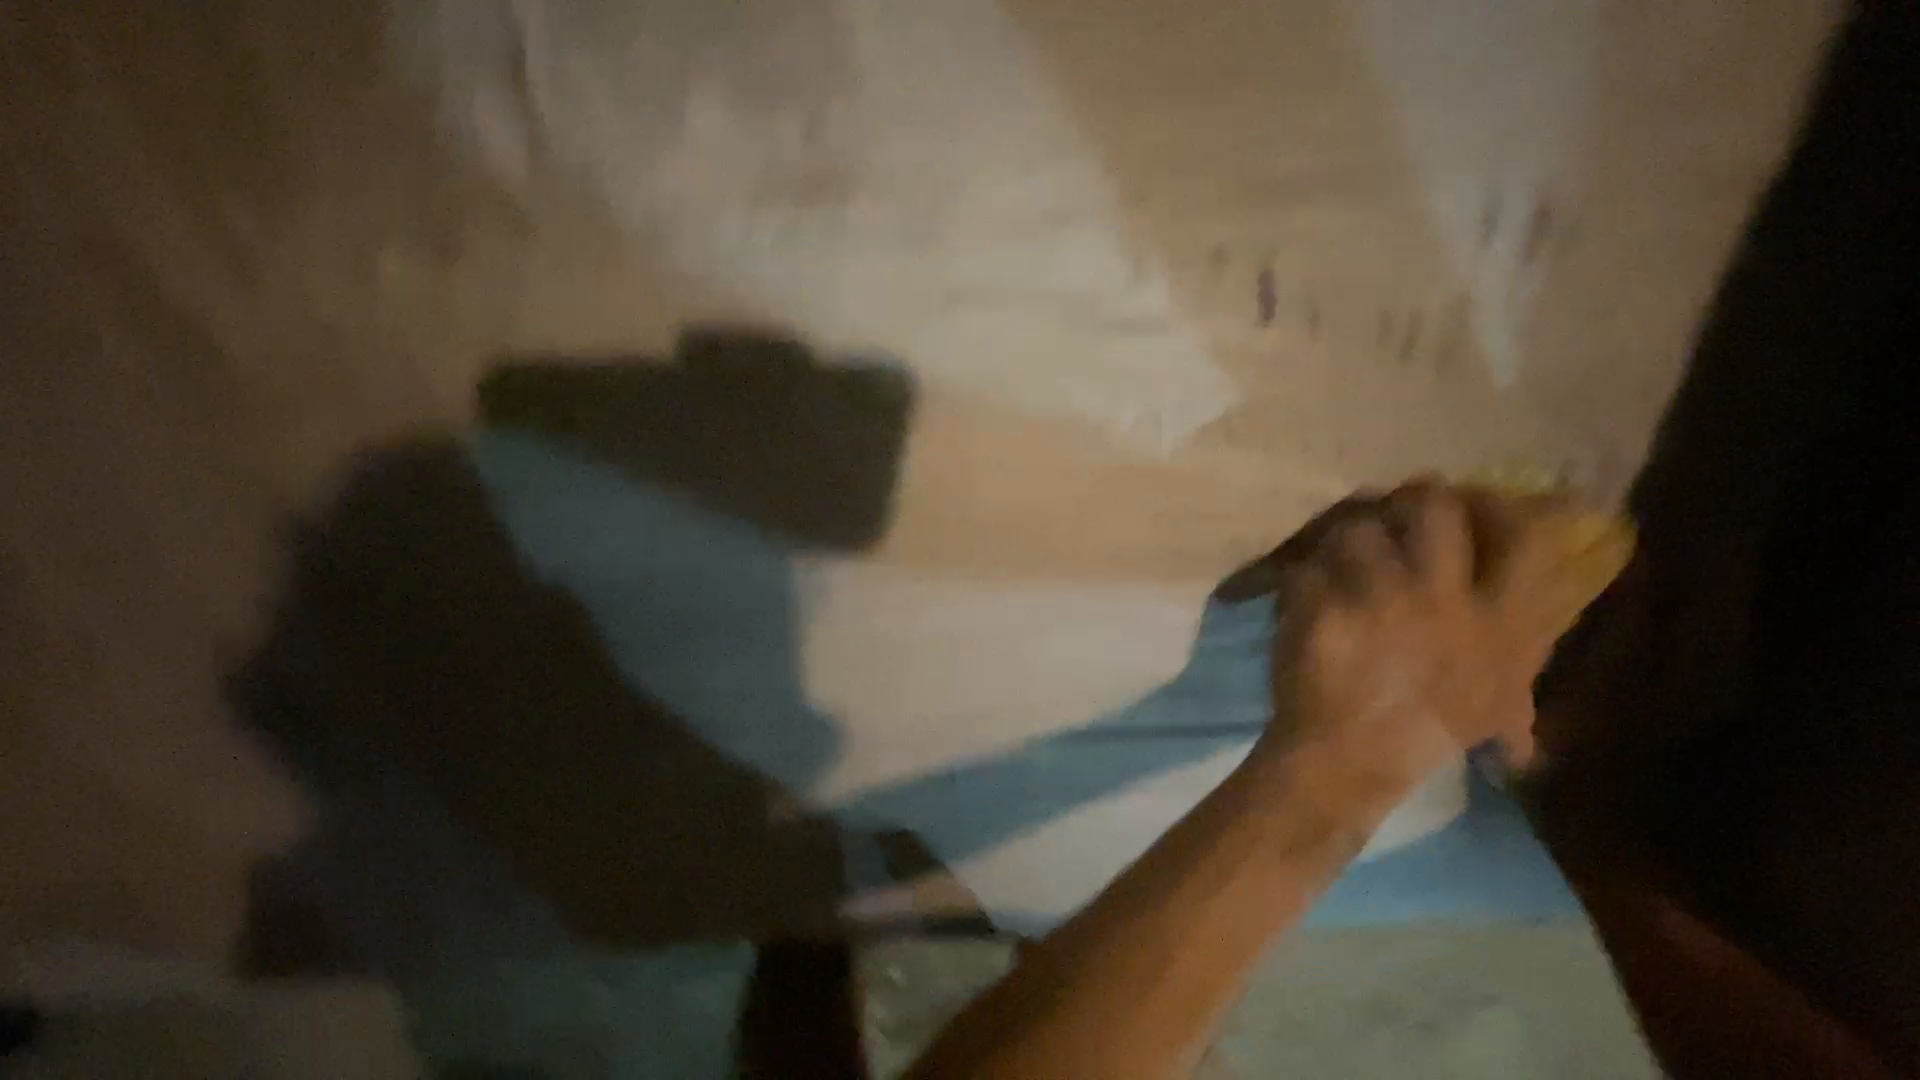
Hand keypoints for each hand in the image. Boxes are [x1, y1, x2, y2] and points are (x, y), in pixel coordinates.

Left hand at [1226, 480, 1634, 802]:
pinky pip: (1309, 565)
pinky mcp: (1323, 600)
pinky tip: (1304, 598)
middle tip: (1396, 517)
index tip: (1475, 504)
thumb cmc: (1426, 733)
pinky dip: (1302, 579)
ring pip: (1358, 527)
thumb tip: (1536, 692)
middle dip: (1411, 503)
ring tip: (1340, 563)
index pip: (1524, 535)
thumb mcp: (1494, 705)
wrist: (1347, 757)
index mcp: (1495, 619)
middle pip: (1432, 503)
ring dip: (1347, 541)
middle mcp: (1442, 595)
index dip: (1497, 506)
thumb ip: (1518, 676)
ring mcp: (1377, 593)